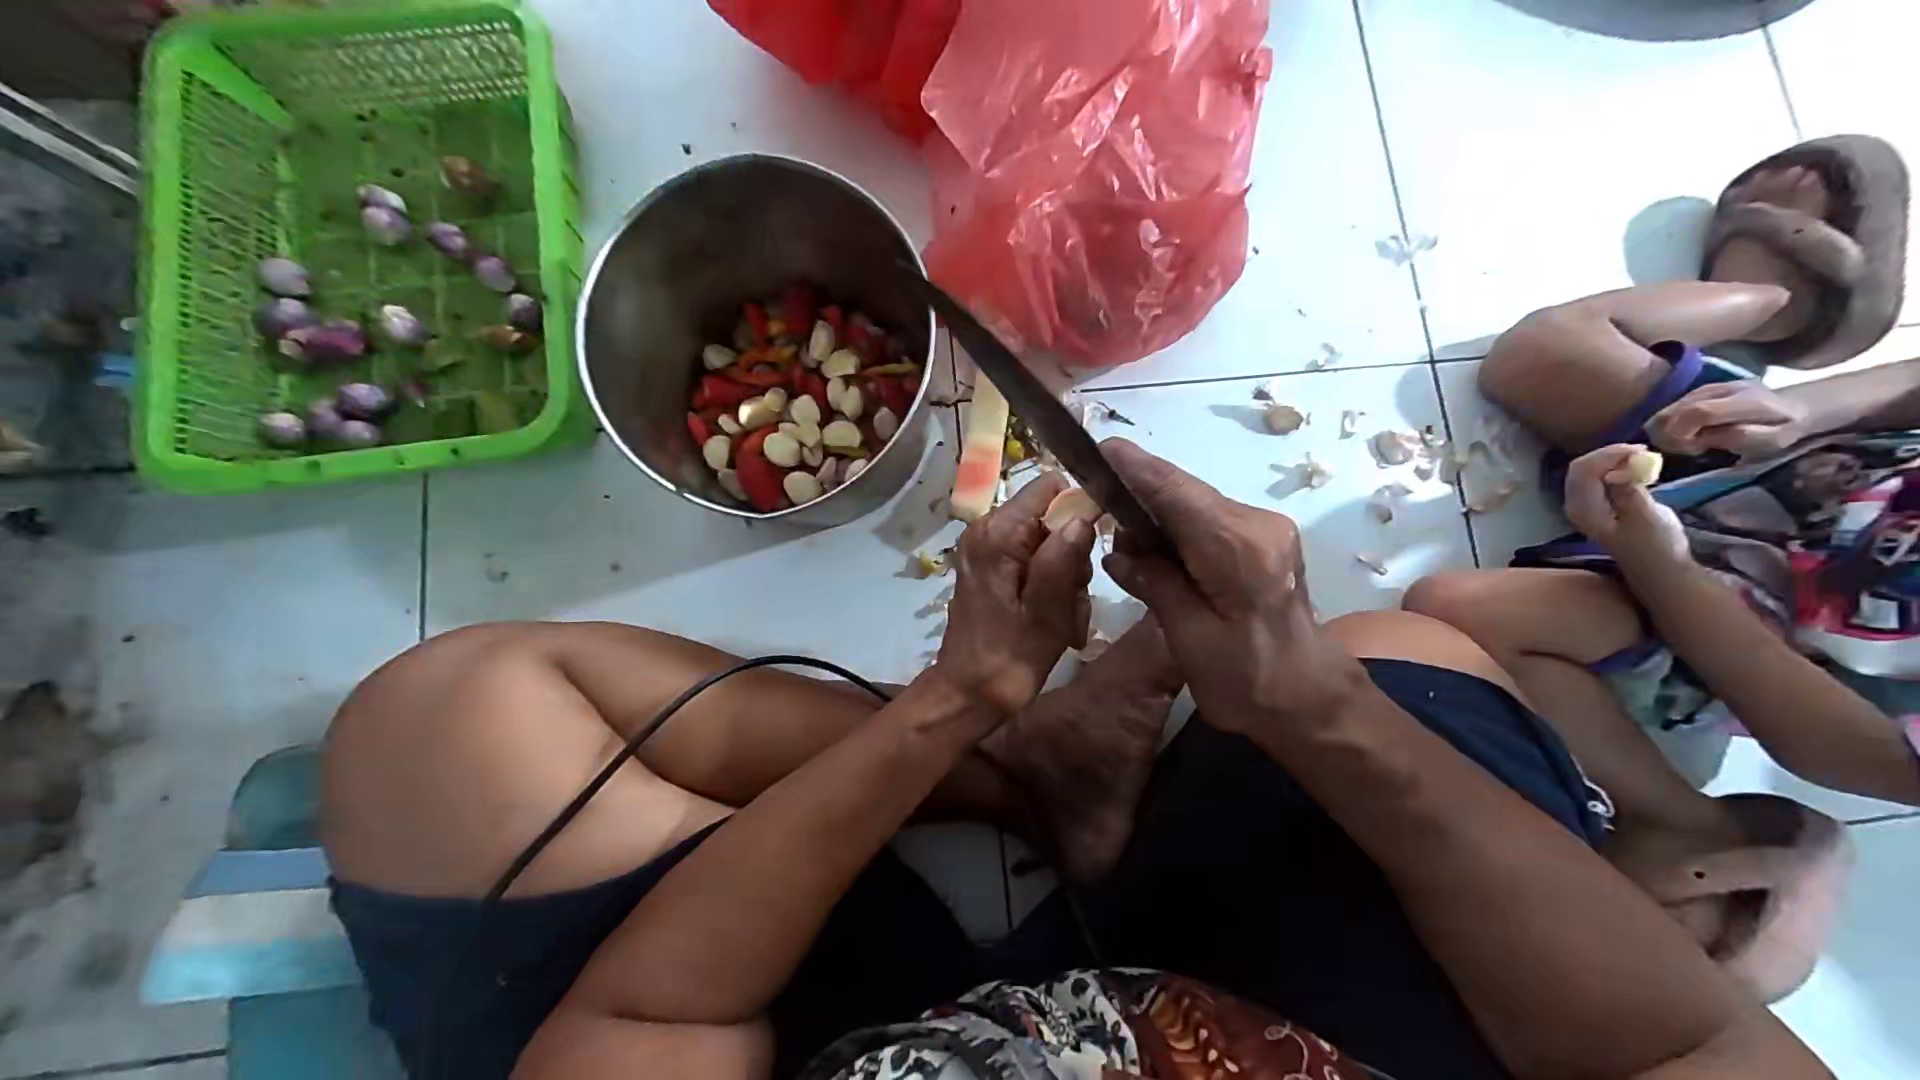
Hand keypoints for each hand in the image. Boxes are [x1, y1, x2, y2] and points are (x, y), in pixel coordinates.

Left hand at [935, 471, 1095, 717]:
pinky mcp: (988, 566)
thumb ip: (1063, 558)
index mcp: (997, 533)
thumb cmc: (1010, 658)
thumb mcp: (1047, 612)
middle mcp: (986, 529)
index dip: (1079, 511)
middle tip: (1071, 600)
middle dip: (1072, 555)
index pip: (1050, 487)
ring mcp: (985, 548)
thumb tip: (1083, 514)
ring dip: (1065, 577)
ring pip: (1048, 541)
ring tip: (1062, 617)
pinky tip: (1051, 617)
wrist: (967, 694)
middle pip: (1051, 516)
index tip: (1089, 552)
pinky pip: (1032, 560)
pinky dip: (1049, 584)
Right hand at [1097, 439, 1367, 735]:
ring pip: (1195, 506)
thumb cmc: (1249, 682)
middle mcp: (1257, 525)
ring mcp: (1265, 531)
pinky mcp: (1263, 543)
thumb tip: (1116, 553)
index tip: (1100, 448)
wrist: (1311, 702)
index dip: (1135, 468)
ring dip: (1155, 515)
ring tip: (1120, 541)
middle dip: (1138, 493)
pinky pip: (1207, 522)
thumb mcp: (1189, 639)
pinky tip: (1151, 549)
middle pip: (1185, 493)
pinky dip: (1175, 530)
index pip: (1176, 492)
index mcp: (1238, 548)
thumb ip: (1154, 585)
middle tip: (1093, 502)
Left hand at [1563, 444, 1690, 572]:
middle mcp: (1574, 505)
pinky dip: (1612, 468)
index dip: (1608, 455)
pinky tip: (1633, 468)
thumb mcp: (1647, 517)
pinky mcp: (1595, 505)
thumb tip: (1616, 471)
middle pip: (1581, 468)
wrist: (1658, 567)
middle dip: (1608, 455)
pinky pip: (1595, 478)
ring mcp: (1582, 505)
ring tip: (1641, 457)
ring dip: (1610, 460)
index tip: (1641, 449)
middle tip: (1642, 450)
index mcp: (1582, 509)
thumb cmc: (1656, 544)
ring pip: (1587, 471)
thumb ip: (1629, 493)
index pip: (1584, 471)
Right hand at [1647, 381, 1810, 459]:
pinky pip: (1667, 410)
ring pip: (1664, 412)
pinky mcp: (1696, 391)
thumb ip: (1742, 438)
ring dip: (1665, 432)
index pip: (1697, 412)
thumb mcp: (1775, 440)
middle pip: (1673, 413)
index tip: (1691, 449)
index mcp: (1747, 401)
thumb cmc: (1786, 428)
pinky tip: (1686, 432)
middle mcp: (1724, 389)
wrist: (1801, 404)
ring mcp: (1708, 387)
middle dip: (1669, 436)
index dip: (1682, 434)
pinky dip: (1667, 426)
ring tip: (1687, 441)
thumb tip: (1704, 438)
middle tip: (1687, 449)